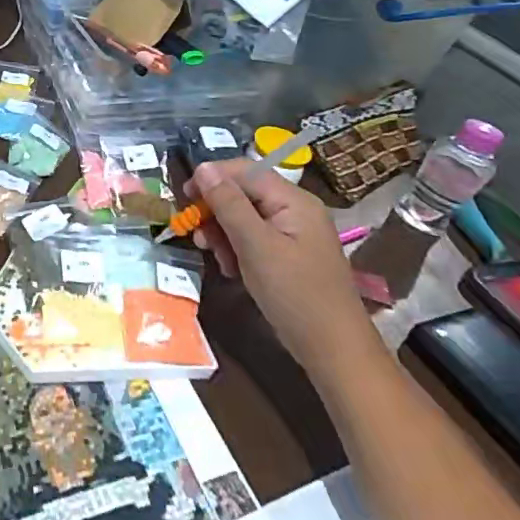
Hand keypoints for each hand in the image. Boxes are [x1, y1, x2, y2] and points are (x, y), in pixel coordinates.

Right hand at [190, 159, 374, 367]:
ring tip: (215, 256)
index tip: (185, 197)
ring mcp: (293, 234)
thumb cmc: (295, 293)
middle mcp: (294, 210)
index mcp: (293, 201)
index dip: (212, 178)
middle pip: (243, 194)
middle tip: (197, 235)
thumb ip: (228, 203)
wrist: (334, 351)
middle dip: (216, 211)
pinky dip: (236, 249)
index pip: (245, 171)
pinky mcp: (288, 256)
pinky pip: (254, 239)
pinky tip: (230, 269)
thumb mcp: (255, 245)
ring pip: (245, 218)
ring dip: (223, 233)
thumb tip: (203, 167)